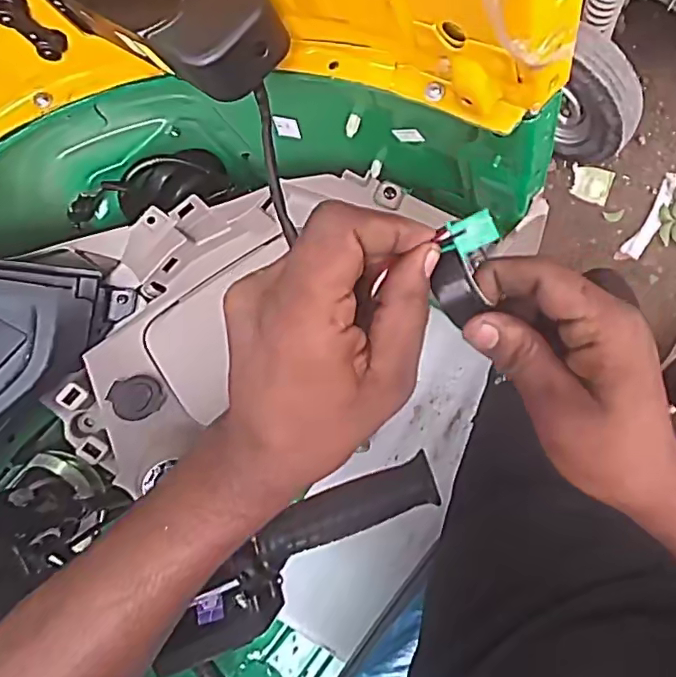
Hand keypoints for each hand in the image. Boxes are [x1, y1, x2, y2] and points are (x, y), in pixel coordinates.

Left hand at [207, 201, 438, 508]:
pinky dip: (336, 276)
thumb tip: (422, 257)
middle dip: (381, 245)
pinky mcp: (253, 289)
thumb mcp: (389, 379)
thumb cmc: (317, 428)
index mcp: (299, 314)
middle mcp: (267, 292)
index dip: (390, 228)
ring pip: (323, 241)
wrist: (265, 448)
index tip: (422, 245)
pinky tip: (344, 315)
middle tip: (405, 280)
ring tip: (367, 313)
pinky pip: (307, 259)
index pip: (341, 228)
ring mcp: (254, 288)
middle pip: (333, 228)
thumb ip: (408, 307)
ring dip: (359, 264)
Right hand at [463, 258, 675, 515]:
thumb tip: (477, 321)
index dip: (502, 275)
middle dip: (508, 295)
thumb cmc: (611, 454)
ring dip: (520, 311)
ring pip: (554, 295)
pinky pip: (563, 315)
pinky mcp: (605, 338)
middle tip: (476, 326)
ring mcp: (612, 324)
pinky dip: (535, 326)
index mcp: (609, 323)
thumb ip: (518, 355)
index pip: (547, 275)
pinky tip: (519, 351)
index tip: (465, 295)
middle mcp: (615, 312)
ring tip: (496, 343)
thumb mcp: (555, 405)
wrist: (651, 481)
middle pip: (550, 280)